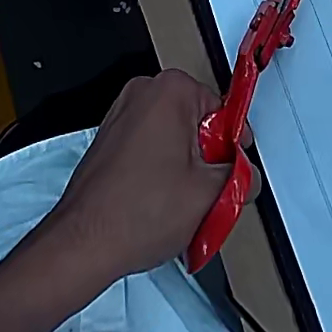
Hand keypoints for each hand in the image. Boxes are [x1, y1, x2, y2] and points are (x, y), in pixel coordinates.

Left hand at [44, 70, 249, 279]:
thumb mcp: (211, 194)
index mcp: (171, 91)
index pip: (221, 109)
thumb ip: (240, 177)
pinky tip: (162, 201)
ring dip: (185, 166)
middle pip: (196, 121)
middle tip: (211, 189)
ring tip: (185, 202)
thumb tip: (246, 175)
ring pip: (173, 136)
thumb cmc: (133, 212)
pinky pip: (150, 145)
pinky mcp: (110, 135)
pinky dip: (161, 168)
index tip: (235, 164)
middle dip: (207, 157)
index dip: (232, 143)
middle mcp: (143, 92)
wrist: (86, 240)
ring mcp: (123, 112)